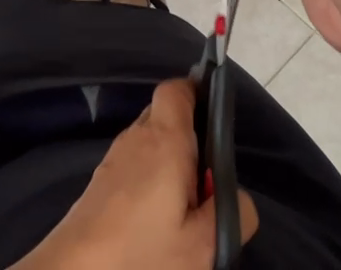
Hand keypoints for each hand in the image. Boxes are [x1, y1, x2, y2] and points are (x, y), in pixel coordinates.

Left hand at [13, 79, 258, 269]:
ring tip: (187, 209)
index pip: (176, 89)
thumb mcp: (205, 243)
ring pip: (150, 143)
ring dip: (171, 163)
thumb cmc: (143, 251)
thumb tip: (238, 194)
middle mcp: (136, 138)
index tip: (217, 116)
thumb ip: (234, 212)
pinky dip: (152, 178)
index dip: (197, 92)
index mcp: (164, 140)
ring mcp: (114, 158)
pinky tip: (158, 218)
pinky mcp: (101, 180)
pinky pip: (135, 163)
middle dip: (191, 139)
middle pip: (166, 117)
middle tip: (210, 182)